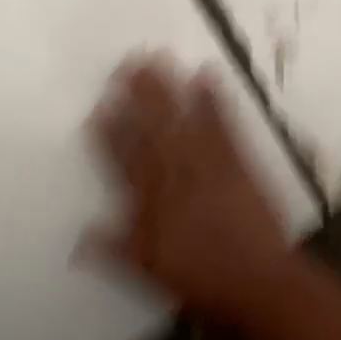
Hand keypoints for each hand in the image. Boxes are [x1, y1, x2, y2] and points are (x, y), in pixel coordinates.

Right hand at [83, 54, 294, 320]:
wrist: (262, 283)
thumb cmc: (204, 279)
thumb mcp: (152, 272)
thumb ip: (115, 250)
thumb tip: (78, 239)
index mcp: (154, 202)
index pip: (125, 160)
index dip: (110, 133)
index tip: (97, 107)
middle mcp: (179, 175)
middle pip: (154, 129)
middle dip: (138, 96)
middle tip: (125, 63)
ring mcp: (211, 163)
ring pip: (184, 119)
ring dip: (170, 87)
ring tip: (156, 56)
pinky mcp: (239, 159)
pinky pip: (224, 123)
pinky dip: (215, 98)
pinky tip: (206, 72)